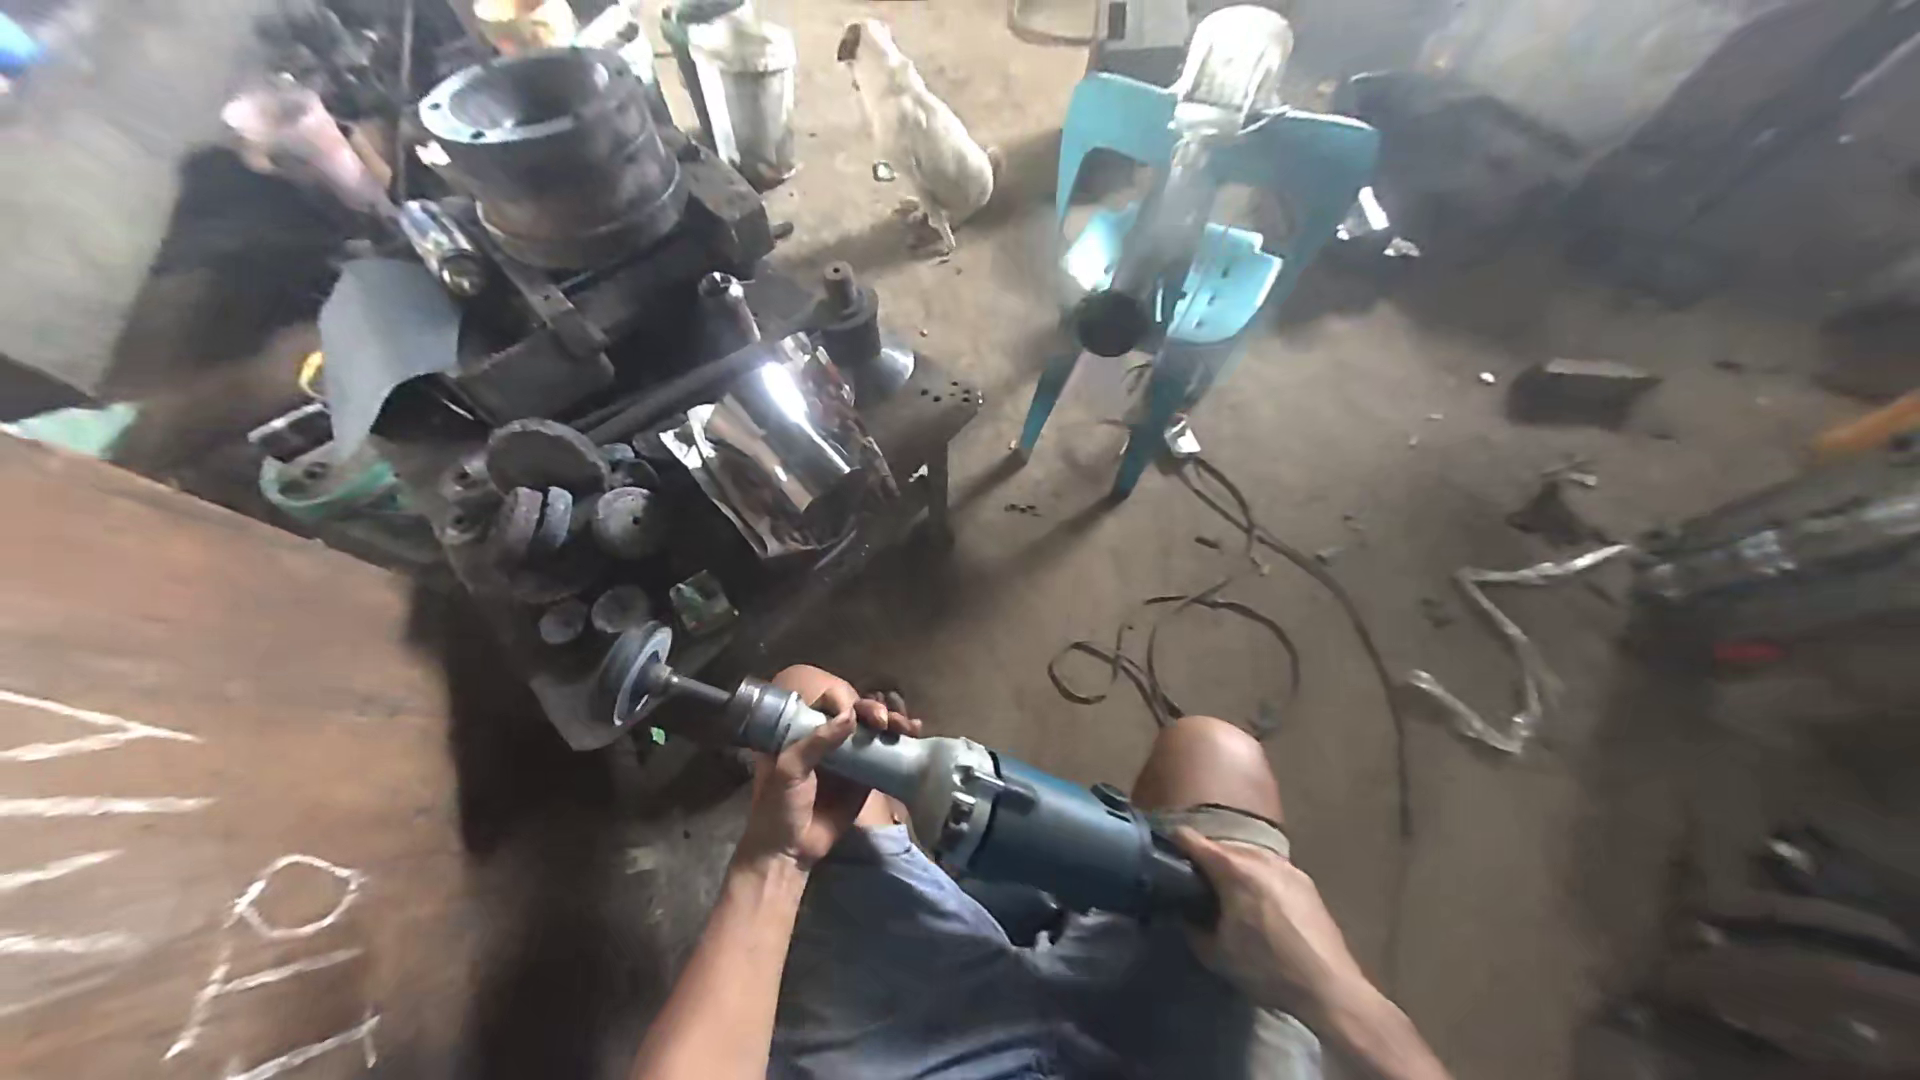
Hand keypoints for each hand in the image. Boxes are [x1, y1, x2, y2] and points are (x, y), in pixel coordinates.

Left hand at [732, 668, 921, 872]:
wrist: (789, 853)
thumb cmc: (778, 807)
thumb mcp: (789, 770)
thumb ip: (818, 741)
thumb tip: (851, 714)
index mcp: (804, 732)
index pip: (829, 703)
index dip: (847, 700)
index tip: (858, 711)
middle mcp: (829, 740)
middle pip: (857, 713)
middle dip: (875, 710)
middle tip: (884, 721)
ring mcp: (849, 759)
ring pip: (874, 730)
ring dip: (893, 721)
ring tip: (907, 725)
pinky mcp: (866, 778)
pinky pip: (885, 755)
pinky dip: (900, 742)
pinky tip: (913, 733)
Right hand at [1172, 828, 1370, 1015]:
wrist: (1331, 990)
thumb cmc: (1268, 969)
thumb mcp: (1216, 955)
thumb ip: (1190, 927)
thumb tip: (1180, 913)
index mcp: (1231, 867)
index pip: (1188, 837)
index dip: (1171, 843)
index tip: (1163, 856)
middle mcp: (1257, 855)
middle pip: (1218, 846)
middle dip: (1204, 860)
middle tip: (1196, 885)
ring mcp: (1285, 865)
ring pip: (1245, 854)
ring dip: (1232, 868)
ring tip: (1229, 895)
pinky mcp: (1304, 880)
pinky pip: (1269, 867)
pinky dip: (1257, 877)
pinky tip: (1260, 905)